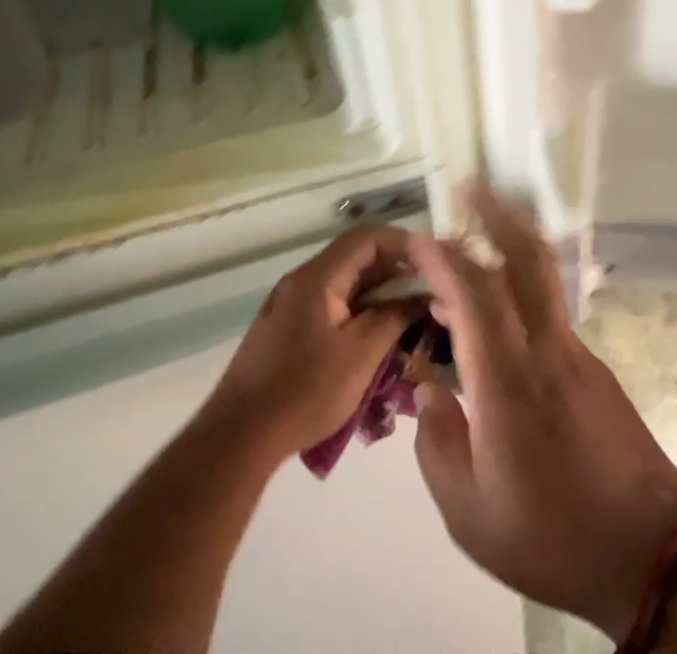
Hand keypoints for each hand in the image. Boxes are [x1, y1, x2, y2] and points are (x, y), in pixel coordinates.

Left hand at [211, 226, 423, 457]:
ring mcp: (291, 308)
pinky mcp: (288, 332)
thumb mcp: (362, 353)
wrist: (239, 437)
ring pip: (347, 287)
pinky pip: (333, 309)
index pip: (368, 238)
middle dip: (398, 272)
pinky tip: (383, 340)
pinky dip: (362, 315)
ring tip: (415, 318)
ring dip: (382, 297)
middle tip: (434, 293)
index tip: (437, 263)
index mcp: (316, 279)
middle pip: (357, 260)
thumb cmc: (305, 391)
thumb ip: (396, 316)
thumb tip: (424, 296)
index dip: (405, 243)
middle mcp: (301, 283)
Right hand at [409, 185, 676, 641]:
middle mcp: (550, 353)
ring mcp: (582, 360)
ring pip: (542, 288)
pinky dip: (518, 305)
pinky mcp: (598, 376)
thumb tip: (431, 394)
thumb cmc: (550, 536)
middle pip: (529, 260)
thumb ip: (438, 444)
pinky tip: (493, 334)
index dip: (446, 257)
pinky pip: (550, 322)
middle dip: (499, 214)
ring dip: (506, 258)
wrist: (651, 551)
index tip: (420, 235)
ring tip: (461, 267)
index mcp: (511, 382)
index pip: (476, 295)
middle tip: (469, 186)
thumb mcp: (469, 510)